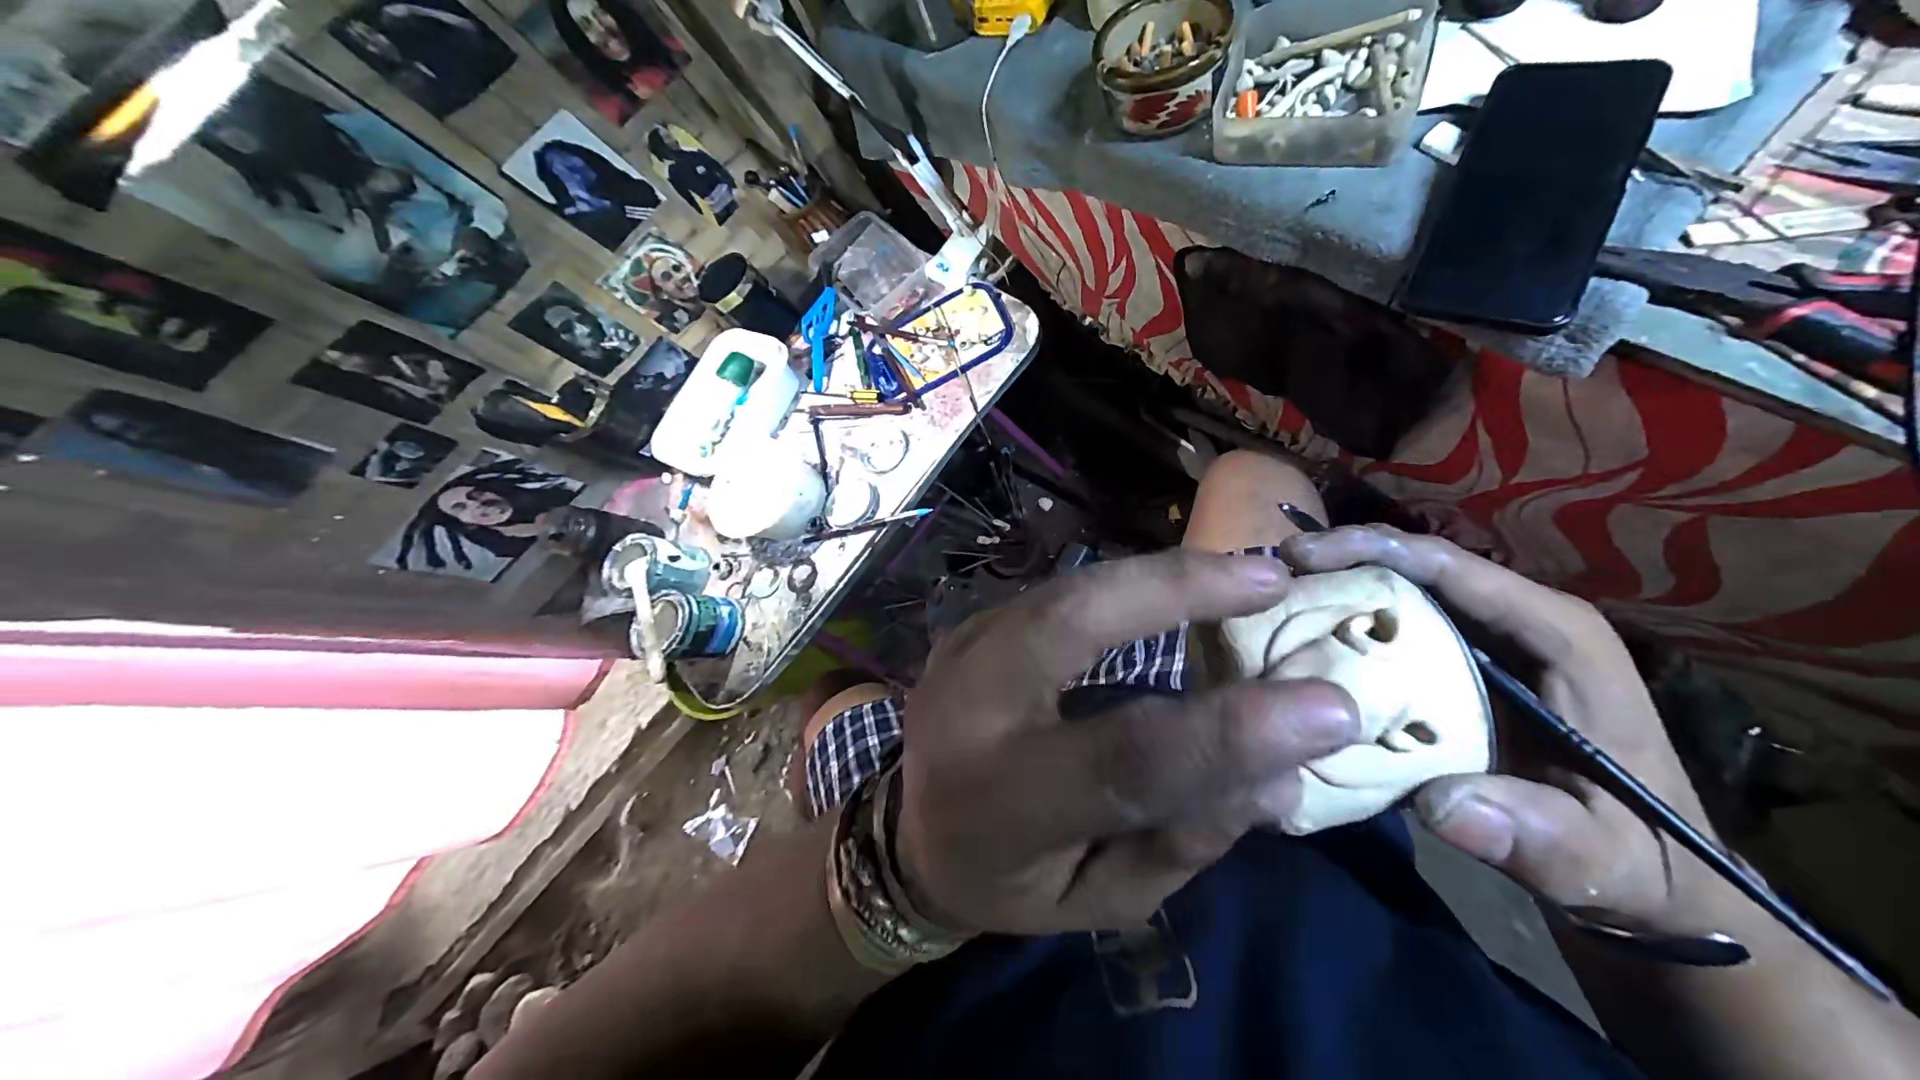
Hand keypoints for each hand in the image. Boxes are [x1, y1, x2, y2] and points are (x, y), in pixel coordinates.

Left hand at [893, 550, 1359, 934]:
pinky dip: (1123, 584)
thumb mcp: (1100, 898)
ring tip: (1242, 572)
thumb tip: (1280, 776)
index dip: (1227, 733)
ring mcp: (961, 653)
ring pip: (1061, 593)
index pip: (1124, 761)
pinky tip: (1175, 583)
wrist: (909, 832)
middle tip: (1269, 580)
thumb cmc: (1012, 879)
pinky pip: (1054, 594)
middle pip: (1068, 627)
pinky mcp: (968, 627)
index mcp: (1003, 800)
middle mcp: (970, 708)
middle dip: (1173, 592)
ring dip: (1154, 575)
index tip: (1330, 707)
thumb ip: (1182, 841)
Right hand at [1281, 526, 1716, 932]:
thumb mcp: (1600, 862)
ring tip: (1263, 606)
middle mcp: (1514, 625)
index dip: (1374, 551)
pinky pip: (1389, 633)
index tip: (1299, 559)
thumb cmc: (1634, 857)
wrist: (1640, 875)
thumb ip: (1538, 836)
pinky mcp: (1456, 669)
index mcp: (1557, 638)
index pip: (1455, 570)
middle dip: (1335, 565)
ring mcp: (1482, 646)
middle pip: (1413, 569)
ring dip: (1330, 594)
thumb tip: (1444, 803)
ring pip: (1395, 596)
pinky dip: (1341, 631)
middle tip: (1262, 582)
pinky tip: (1293, 646)